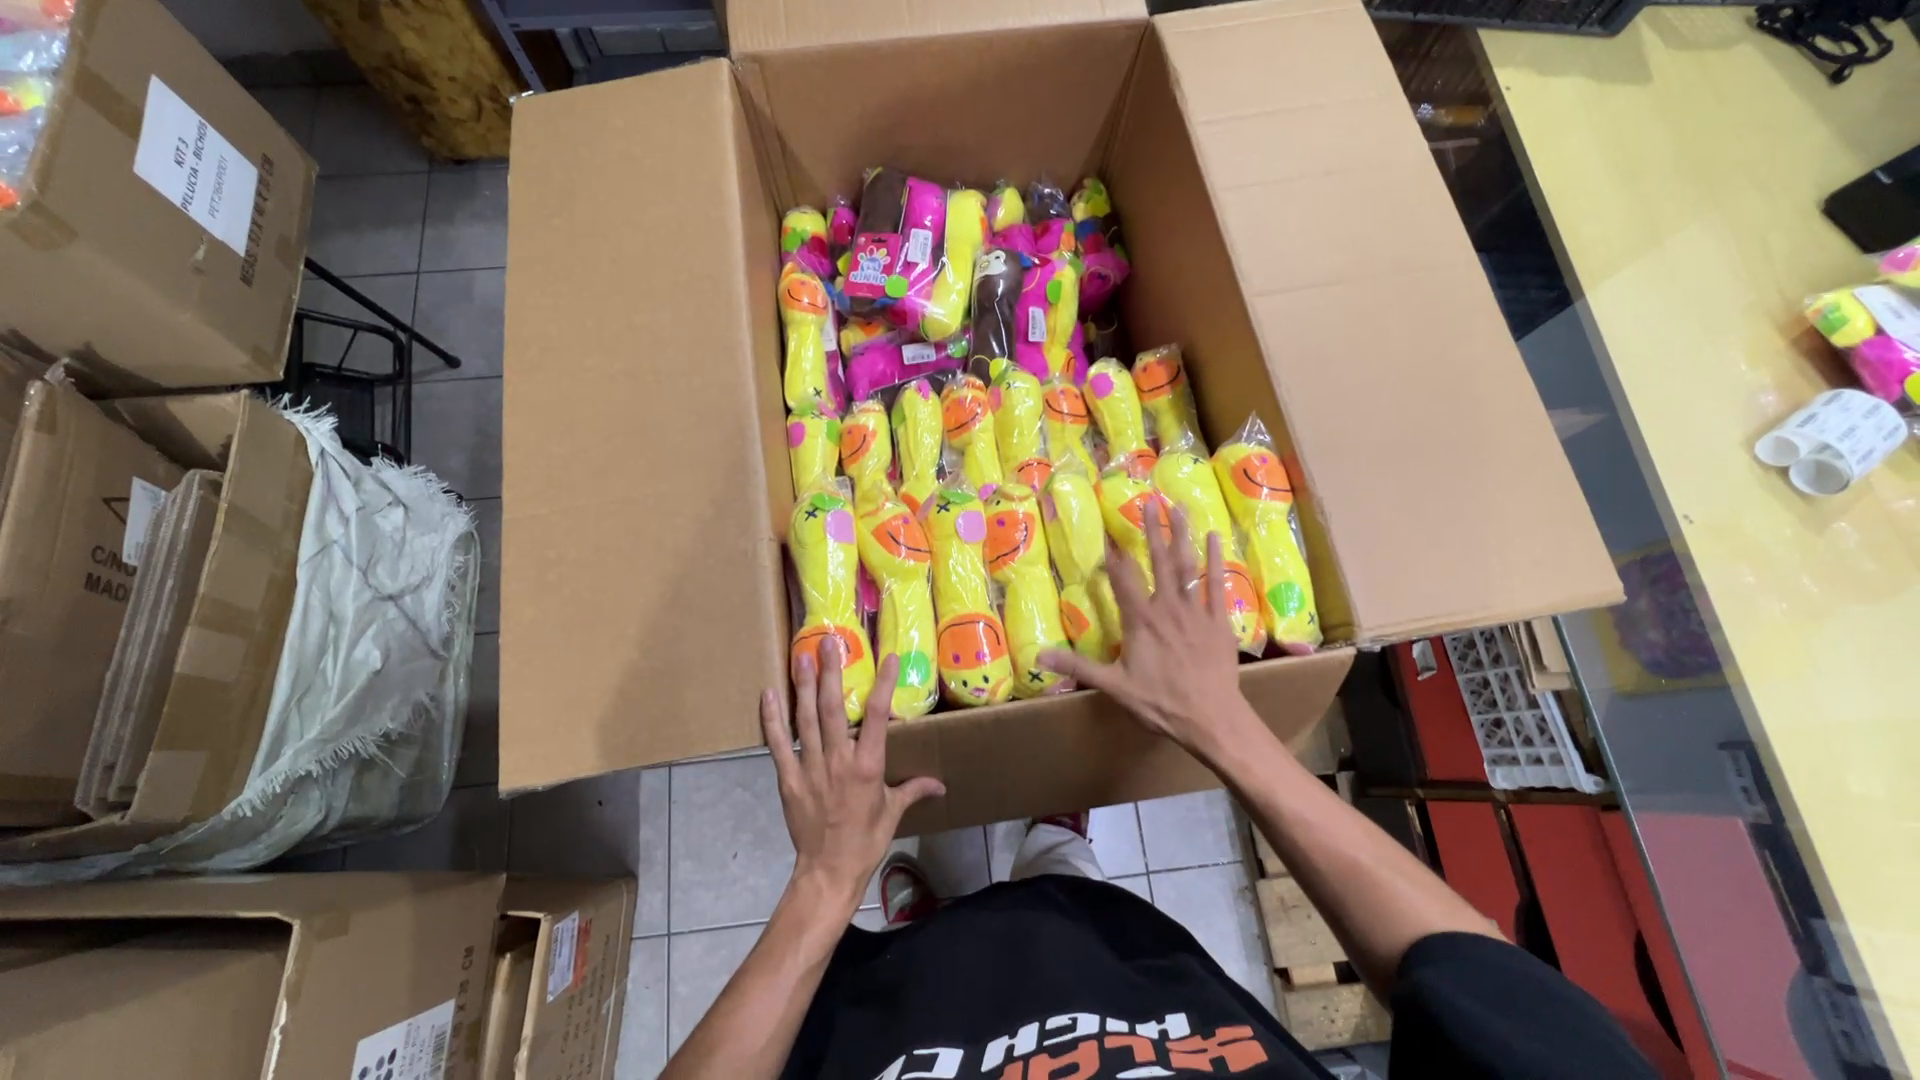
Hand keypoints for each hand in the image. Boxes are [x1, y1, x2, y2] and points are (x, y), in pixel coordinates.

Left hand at [762, 639, 945, 912]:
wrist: (829, 871)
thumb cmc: (866, 841)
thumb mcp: (893, 813)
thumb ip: (914, 790)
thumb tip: (940, 785)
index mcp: (869, 766)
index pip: (879, 717)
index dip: (884, 685)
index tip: (889, 658)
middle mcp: (839, 760)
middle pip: (833, 708)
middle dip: (831, 672)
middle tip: (829, 642)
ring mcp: (811, 768)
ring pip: (806, 719)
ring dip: (802, 685)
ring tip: (801, 656)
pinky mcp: (789, 779)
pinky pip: (779, 744)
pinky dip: (772, 719)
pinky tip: (769, 693)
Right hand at [1040, 501, 1263, 762]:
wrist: (1210, 718)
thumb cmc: (1160, 703)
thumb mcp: (1114, 686)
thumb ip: (1078, 666)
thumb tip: (1039, 656)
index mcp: (1140, 620)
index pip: (1122, 579)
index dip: (1113, 556)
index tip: (1106, 533)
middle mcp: (1168, 607)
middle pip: (1158, 561)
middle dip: (1152, 530)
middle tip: (1148, 502)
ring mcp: (1196, 611)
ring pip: (1188, 565)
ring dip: (1182, 535)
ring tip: (1179, 507)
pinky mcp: (1219, 620)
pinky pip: (1217, 584)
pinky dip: (1216, 560)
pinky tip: (1215, 538)